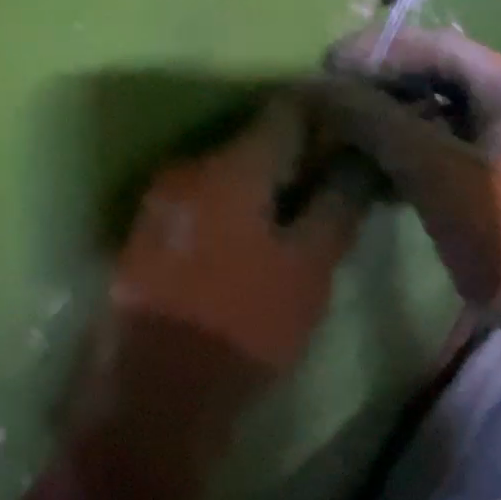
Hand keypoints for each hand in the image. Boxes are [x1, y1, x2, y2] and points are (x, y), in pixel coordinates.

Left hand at [111, 92, 361, 372]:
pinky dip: (226, 207)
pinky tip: (245, 238)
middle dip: (291, 155)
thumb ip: (337, 205)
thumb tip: (356, 161)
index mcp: (234, 164)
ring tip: (289, 214)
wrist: (157, 388)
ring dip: (257, 184)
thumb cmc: (245, 321)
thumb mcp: (309, 268)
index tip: (349, 132)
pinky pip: (198, 199)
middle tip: (327, 181)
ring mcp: (160, 196)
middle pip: (252, 140)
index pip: (286, 111)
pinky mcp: (144, 229)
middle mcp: (191, 164)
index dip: (322, 116)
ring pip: (224, 171)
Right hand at [321, 26, 500, 305]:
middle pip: (447, 71)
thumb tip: (321, 87)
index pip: (440, 47)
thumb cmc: (500, 235)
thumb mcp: (430, 172)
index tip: (330, 64)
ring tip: (356, 118)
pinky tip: (389, 149)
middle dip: (389, 79)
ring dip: (403, 107)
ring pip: (453, 102)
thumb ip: (375, 121)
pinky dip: (424, 134)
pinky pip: (463, 131)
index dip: (380, 50)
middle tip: (338, 90)